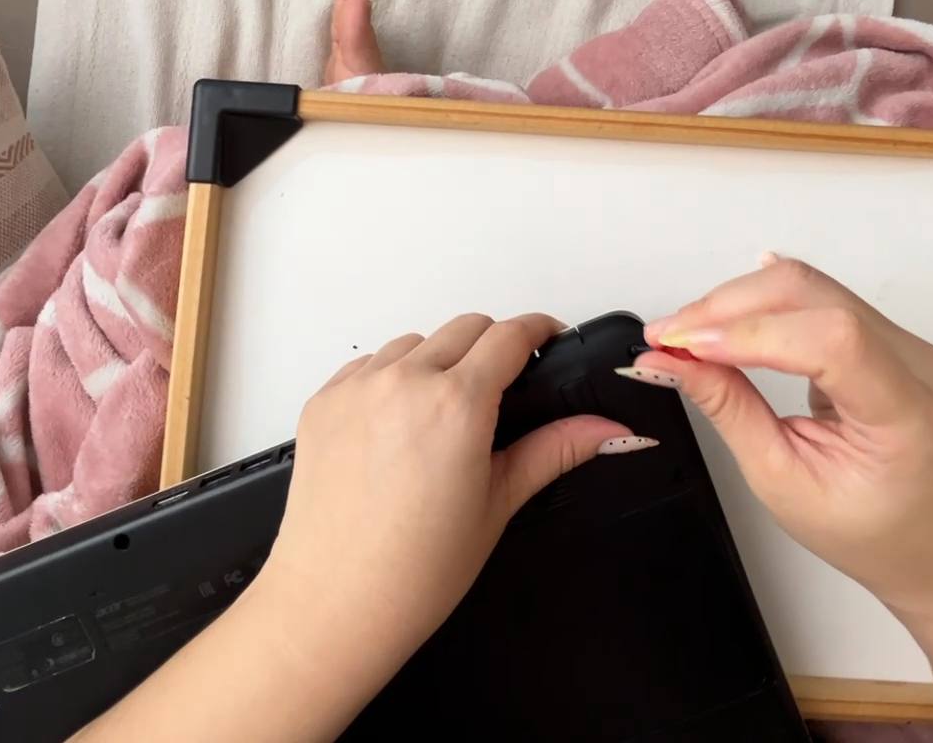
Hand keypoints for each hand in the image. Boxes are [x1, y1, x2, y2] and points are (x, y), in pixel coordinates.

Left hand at [256, 313, 640, 681]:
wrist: (333, 605)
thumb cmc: (416, 569)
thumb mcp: (499, 503)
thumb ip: (555, 450)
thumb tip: (608, 429)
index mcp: (457, 403)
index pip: (510, 335)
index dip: (537, 331)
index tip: (547, 339)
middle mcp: (405, 381)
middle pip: (466, 327)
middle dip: (492, 346)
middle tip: (498, 391)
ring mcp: (359, 387)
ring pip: (415, 342)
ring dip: (437, 362)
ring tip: (438, 417)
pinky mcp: (323, 400)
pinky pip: (369, 365)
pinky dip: (390, 378)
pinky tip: (394, 426)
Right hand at [637, 256, 932, 617]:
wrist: (924, 533)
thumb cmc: (864, 524)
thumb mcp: (781, 480)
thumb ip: (728, 410)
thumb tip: (669, 361)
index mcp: (904, 413)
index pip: (830, 341)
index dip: (749, 334)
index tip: (683, 347)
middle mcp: (911, 360)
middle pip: (808, 293)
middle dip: (724, 307)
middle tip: (666, 336)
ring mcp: (899, 337)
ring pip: (802, 284)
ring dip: (731, 301)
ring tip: (684, 332)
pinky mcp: (876, 329)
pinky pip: (811, 292)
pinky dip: (755, 297)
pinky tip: (727, 303)